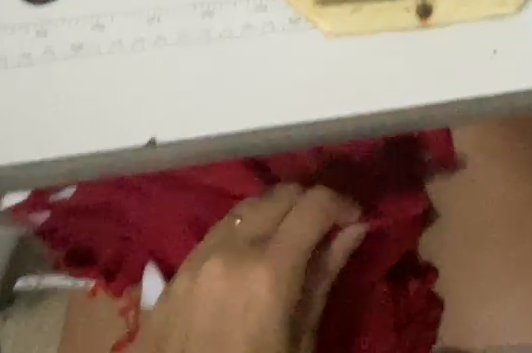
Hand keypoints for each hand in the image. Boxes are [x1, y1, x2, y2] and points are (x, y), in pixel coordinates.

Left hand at [145, 185, 367, 352]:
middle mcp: (232, 250)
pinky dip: (245, 228)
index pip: (315, 203)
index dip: (342, 203)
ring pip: (248, 205)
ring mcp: (198, 258)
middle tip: (327, 228)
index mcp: (269, 271)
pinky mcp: (175, 273)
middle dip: (311, 201)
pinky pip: (218, 230)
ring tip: (290, 239)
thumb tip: (353, 229)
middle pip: (282, 193)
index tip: (355, 219)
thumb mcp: (300, 343)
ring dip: (277, 211)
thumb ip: (324, 277)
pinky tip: (252, 256)